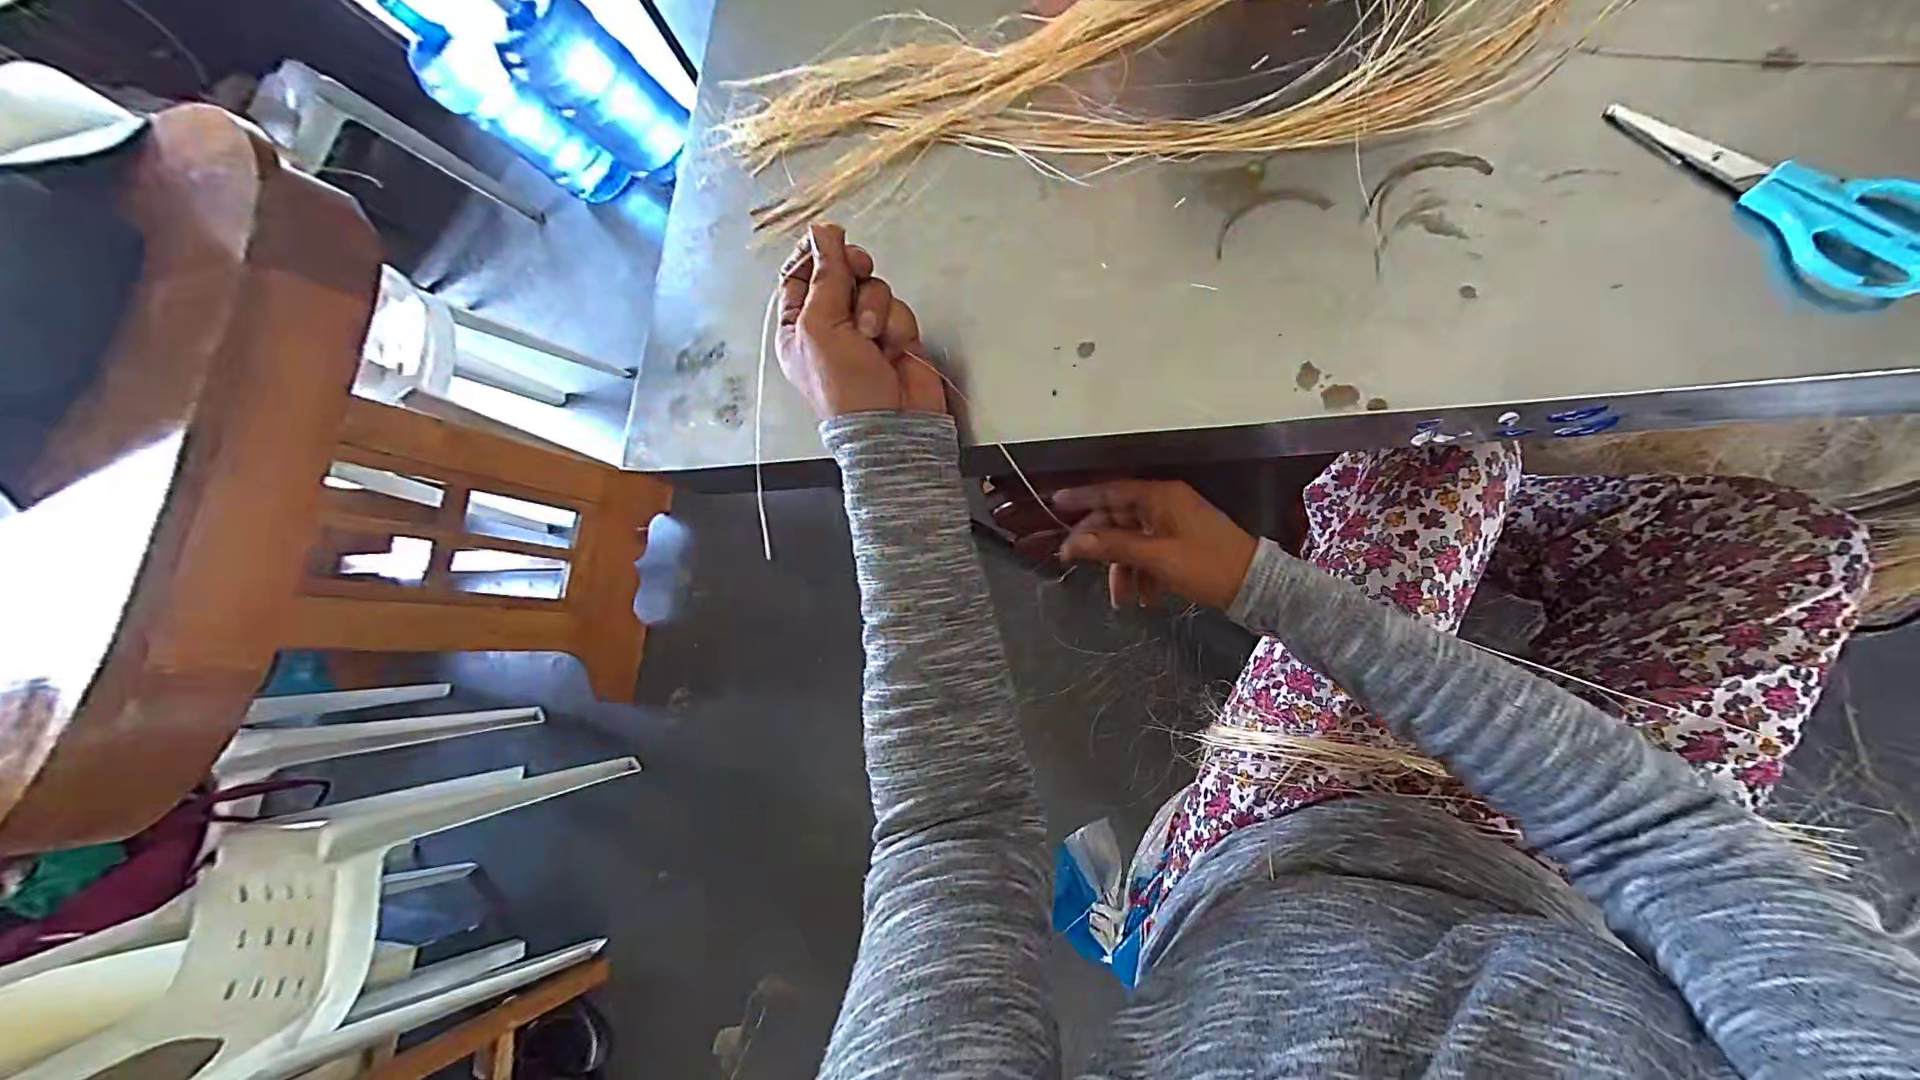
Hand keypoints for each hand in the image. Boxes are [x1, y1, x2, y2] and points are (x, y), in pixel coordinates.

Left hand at [777, 222, 946, 418]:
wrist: (890, 423)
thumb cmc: (845, 388)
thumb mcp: (820, 326)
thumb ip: (825, 276)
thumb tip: (823, 234)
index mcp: (798, 326)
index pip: (800, 275)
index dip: (814, 254)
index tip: (827, 238)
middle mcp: (830, 327)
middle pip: (841, 274)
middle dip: (851, 271)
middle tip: (858, 270)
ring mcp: (864, 332)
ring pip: (873, 289)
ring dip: (876, 307)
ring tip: (874, 338)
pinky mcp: (894, 338)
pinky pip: (897, 309)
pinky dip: (897, 325)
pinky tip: (892, 349)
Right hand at [1054, 480, 1257, 611]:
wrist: (1255, 586)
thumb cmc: (1207, 565)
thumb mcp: (1156, 557)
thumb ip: (1113, 546)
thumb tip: (1076, 541)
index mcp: (1160, 498)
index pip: (1111, 491)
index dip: (1082, 498)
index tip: (1055, 502)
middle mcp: (1165, 505)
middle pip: (1118, 520)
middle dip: (1100, 547)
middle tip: (1075, 563)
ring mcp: (1174, 525)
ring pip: (1132, 542)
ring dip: (1123, 570)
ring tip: (1121, 600)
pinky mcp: (1181, 544)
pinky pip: (1150, 554)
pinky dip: (1143, 575)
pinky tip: (1146, 600)